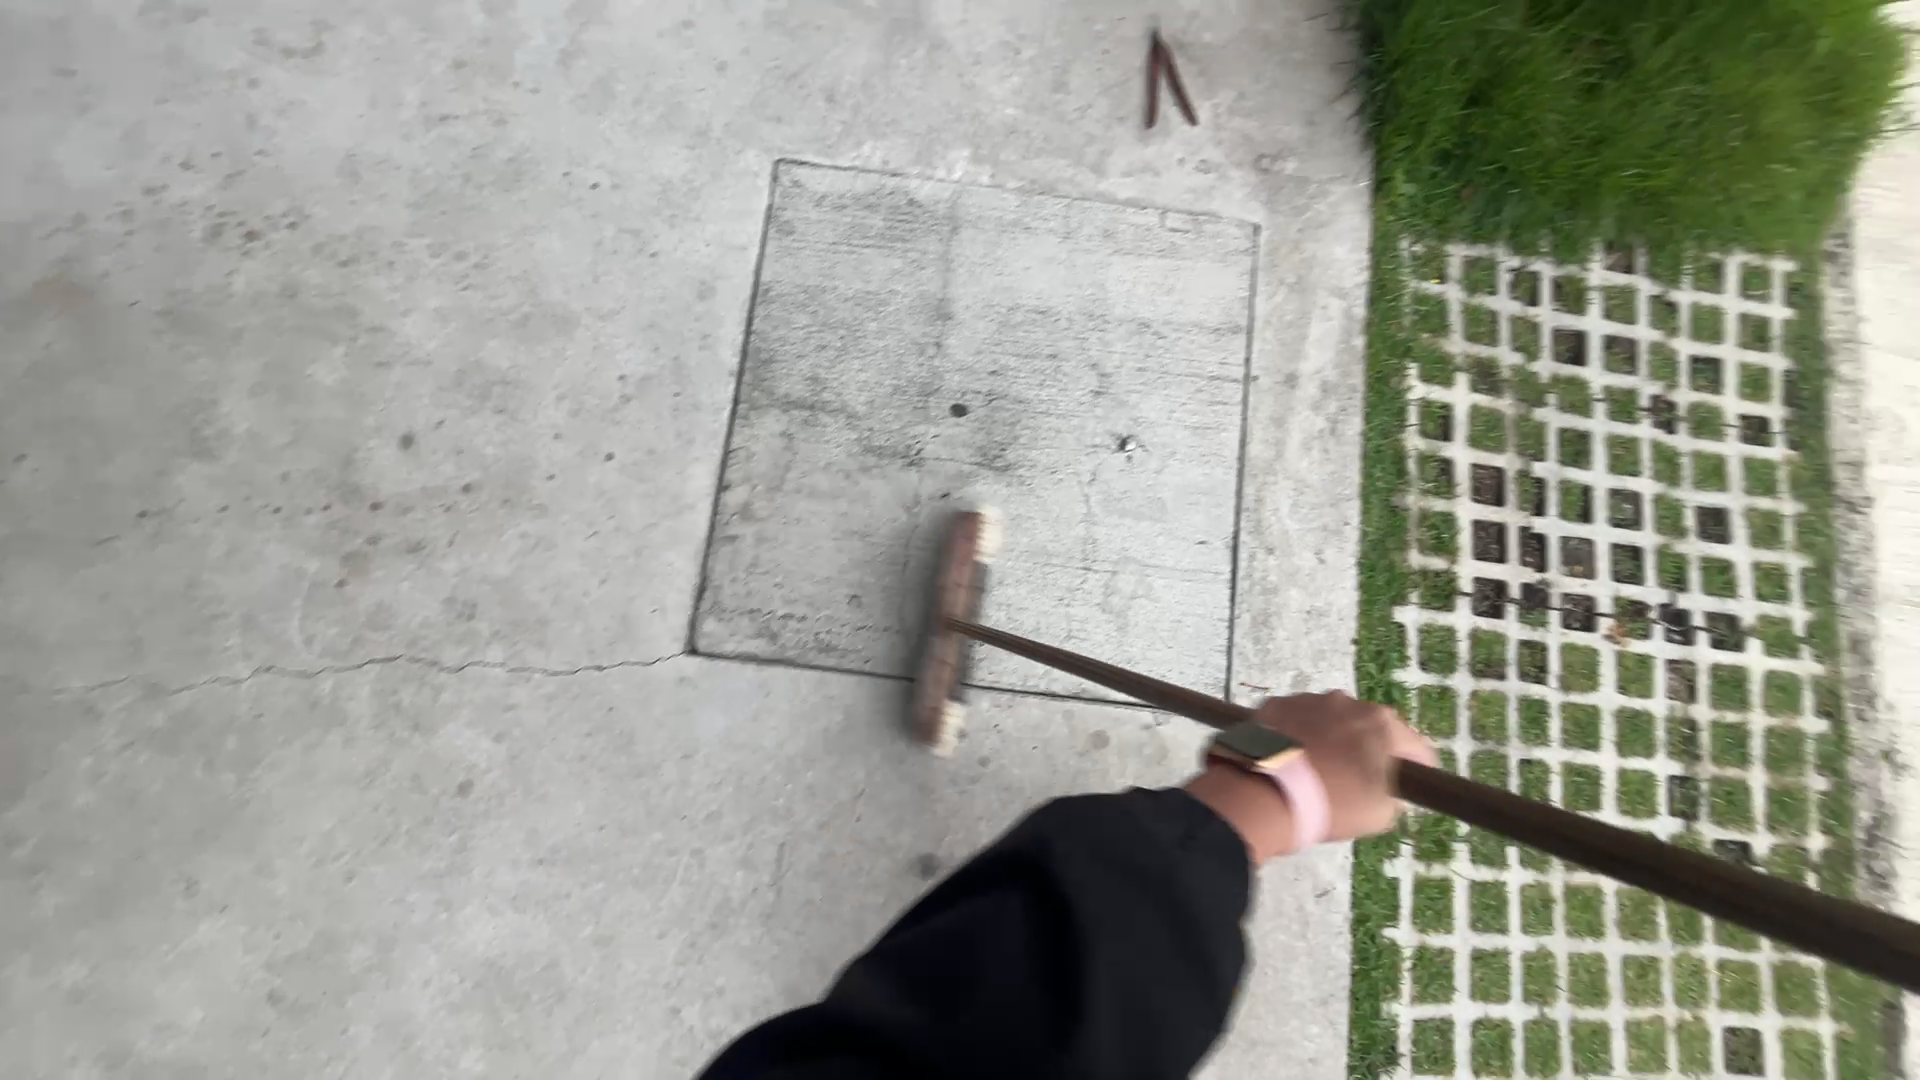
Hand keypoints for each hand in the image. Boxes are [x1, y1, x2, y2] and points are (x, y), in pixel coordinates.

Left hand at [1185, 691, 1436, 861]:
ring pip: (1329, 718)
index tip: (1414, 784)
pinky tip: (1289, 754)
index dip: (1418, 767)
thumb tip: (1384, 786)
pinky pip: (1295, 719)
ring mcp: (1306, 699)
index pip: (1414, 745)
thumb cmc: (1333, 802)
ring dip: (1330, 736)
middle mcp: (1346, 702)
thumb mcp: (1381, 811)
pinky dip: (1297, 732)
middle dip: (1369, 746)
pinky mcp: (1273, 704)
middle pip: (1368, 725)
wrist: (1265, 790)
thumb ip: (1392, 792)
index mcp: (1381, 723)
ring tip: (1318, 764)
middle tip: (1360, 774)